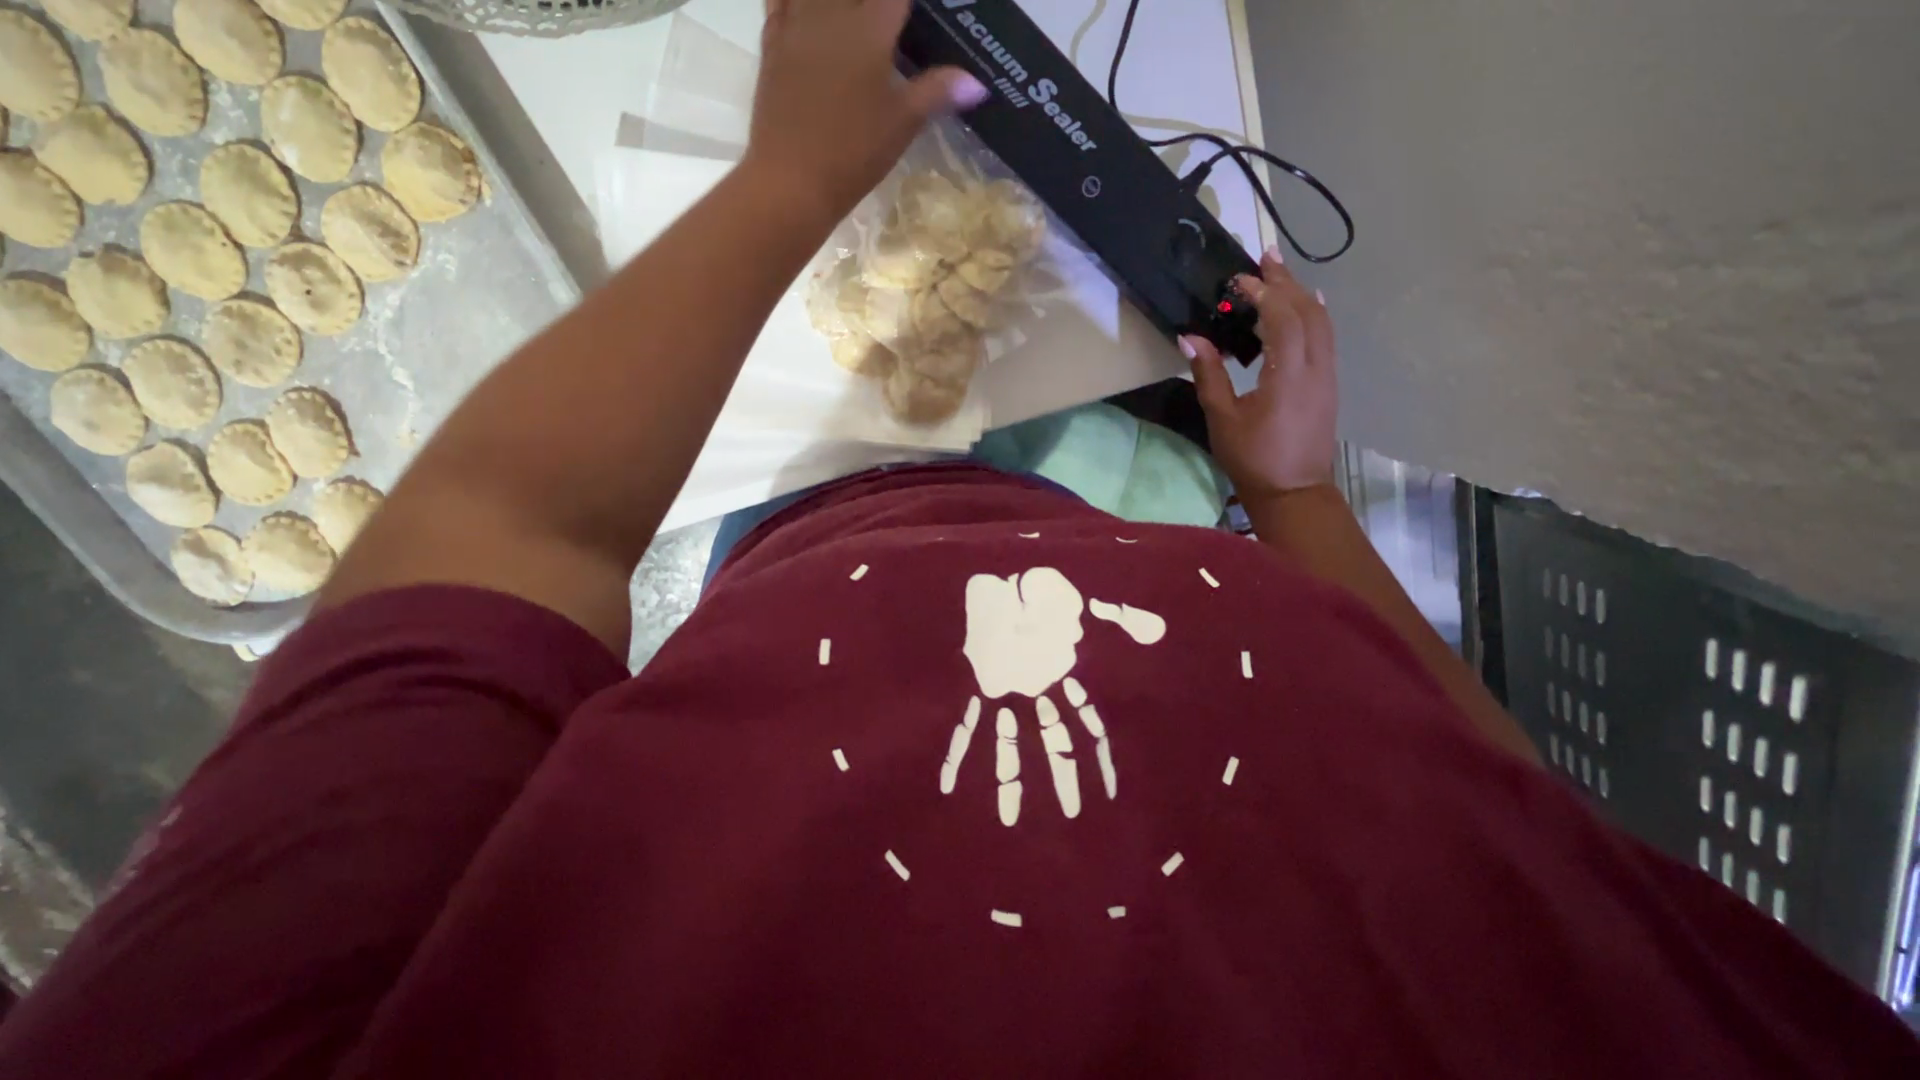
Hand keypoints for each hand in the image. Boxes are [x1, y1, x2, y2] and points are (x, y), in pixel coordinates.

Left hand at [747, 0, 988, 218]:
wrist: (791, 180)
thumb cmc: (854, 152)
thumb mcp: (903, 123)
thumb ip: (938, 91)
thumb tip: (978, 82)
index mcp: (870, 26)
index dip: (908, 4)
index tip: (915, 15)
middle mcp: (830, 12)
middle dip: (873, 1)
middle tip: (885, 17)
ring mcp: (796, 25)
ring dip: (837, 0)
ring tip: (852, 13)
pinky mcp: (771, 45)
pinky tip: (806, 5)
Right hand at [1184, 247, 1338, 499]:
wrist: (1295, 492)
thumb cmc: (1254, 459)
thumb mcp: (1223, 419)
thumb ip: (1209, 374)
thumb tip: (1190, 338)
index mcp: (1287, 376)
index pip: (1282, 319)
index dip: (1262, 293)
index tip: (1238, 280)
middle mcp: (1315, 368)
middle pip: (1308, 311)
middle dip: (1286, 281)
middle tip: (1265, 256)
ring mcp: (1327, 375)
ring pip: (1322, 321)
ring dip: (1301, 293)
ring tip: (1281, 273)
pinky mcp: (1329, 384)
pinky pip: (1326, 337)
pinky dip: (1313, 314)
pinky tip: (1305, 304)